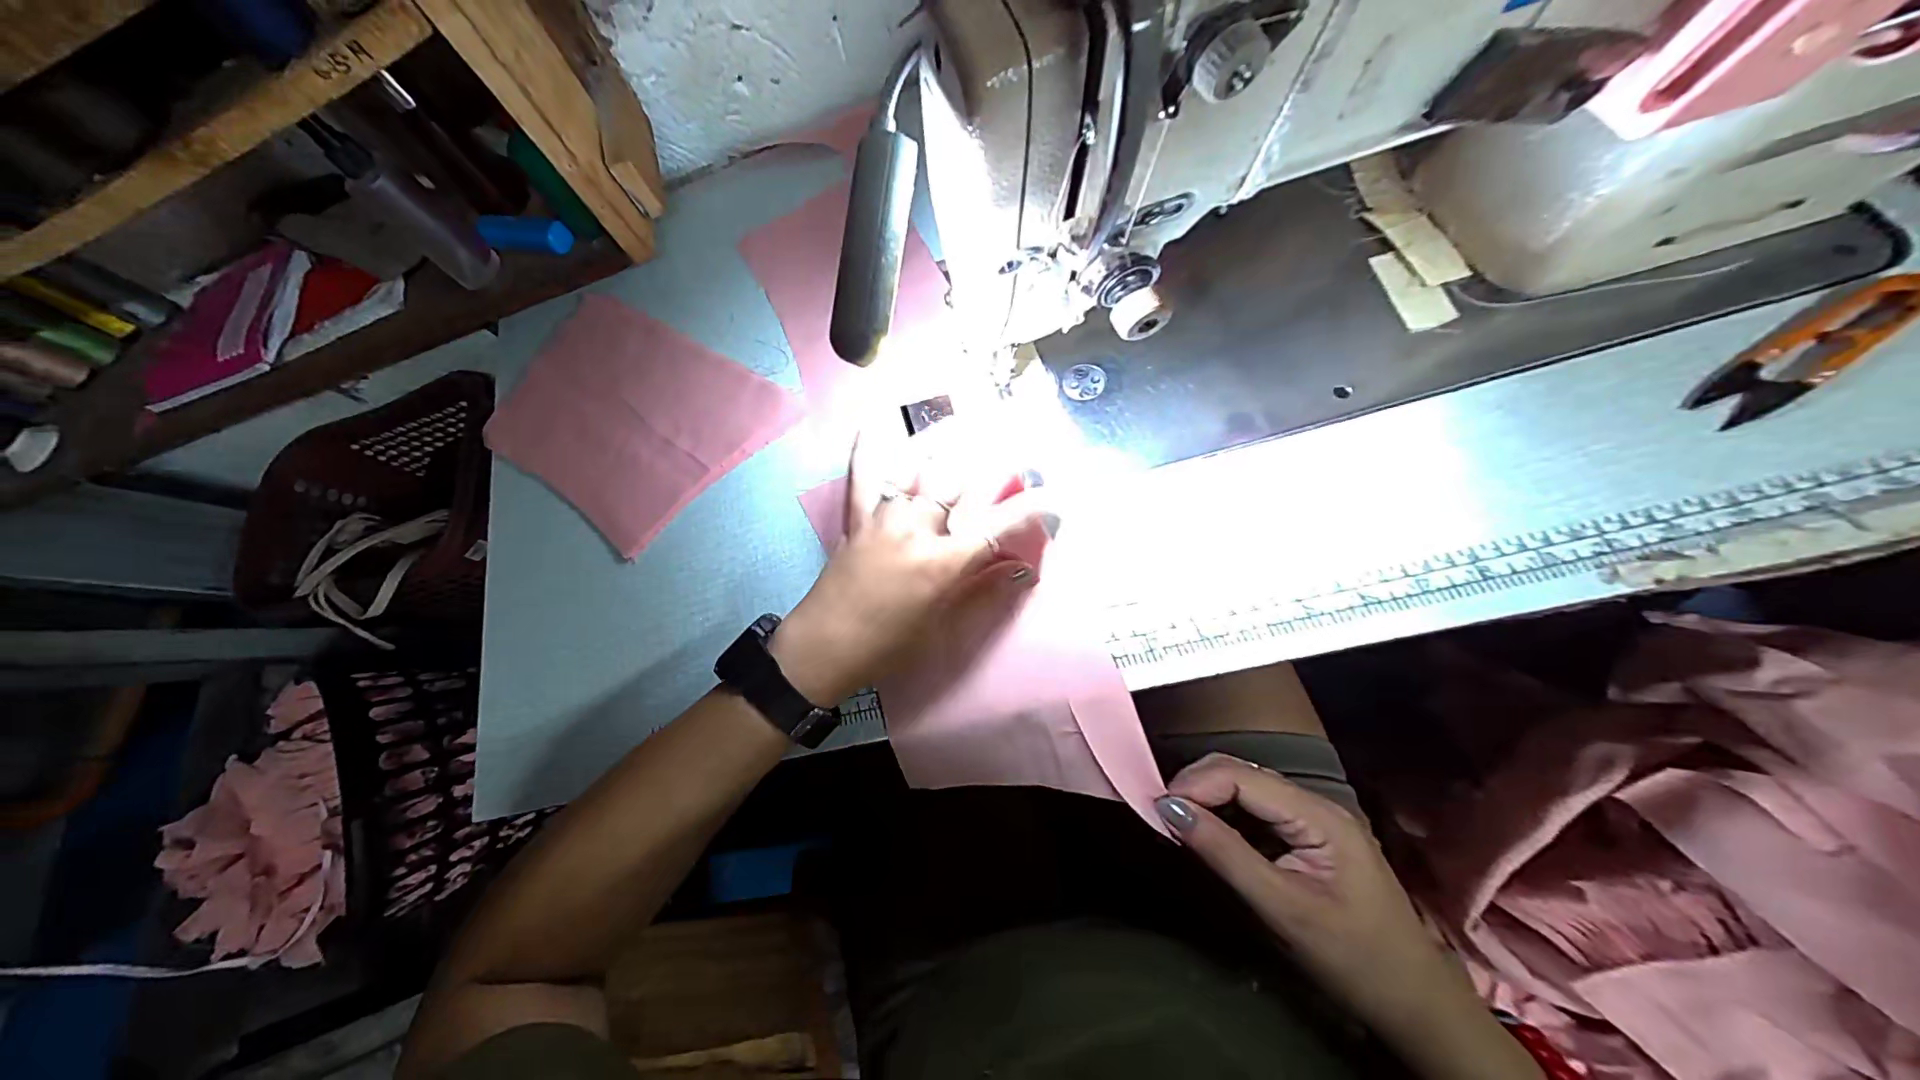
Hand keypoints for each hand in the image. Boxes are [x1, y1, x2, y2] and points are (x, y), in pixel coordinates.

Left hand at [770, 423, 1053, 705]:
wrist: (825, 647)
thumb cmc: (889, 645)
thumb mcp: (941, 624)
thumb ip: (981, 589)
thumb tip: (1020, 568)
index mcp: (942, 563)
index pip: (997, 525)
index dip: (1031, 509)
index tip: (1054, 498)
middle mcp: (916, 529)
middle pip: (962, 484)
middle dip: (995, 464)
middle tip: (1018, 448)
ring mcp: (884, 518)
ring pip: (919, 467)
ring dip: (946, 444)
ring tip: (968, 423)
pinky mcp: (857, 517)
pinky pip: (863, 473)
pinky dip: (870, 447)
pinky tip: (876, 419)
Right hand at [1158, 755, 1542, 1079]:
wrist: (1415, 1002)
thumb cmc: (1353, 958)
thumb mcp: (1282, 908)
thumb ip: (1224, 853)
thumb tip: (1169, 808)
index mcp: (1318, 814)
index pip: (1240, 776)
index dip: (1194, 785)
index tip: (1157, 811)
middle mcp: (1316, 803)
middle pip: (1241, 772)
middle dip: (1196, 787)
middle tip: (1162, 818)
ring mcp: (1314, 817)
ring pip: (1245, 786)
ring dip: (1207, 799)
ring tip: (1177, 824)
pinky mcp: (1308, 833)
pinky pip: (1256, 808)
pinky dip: (1224, 814)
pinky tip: (1208, 833)